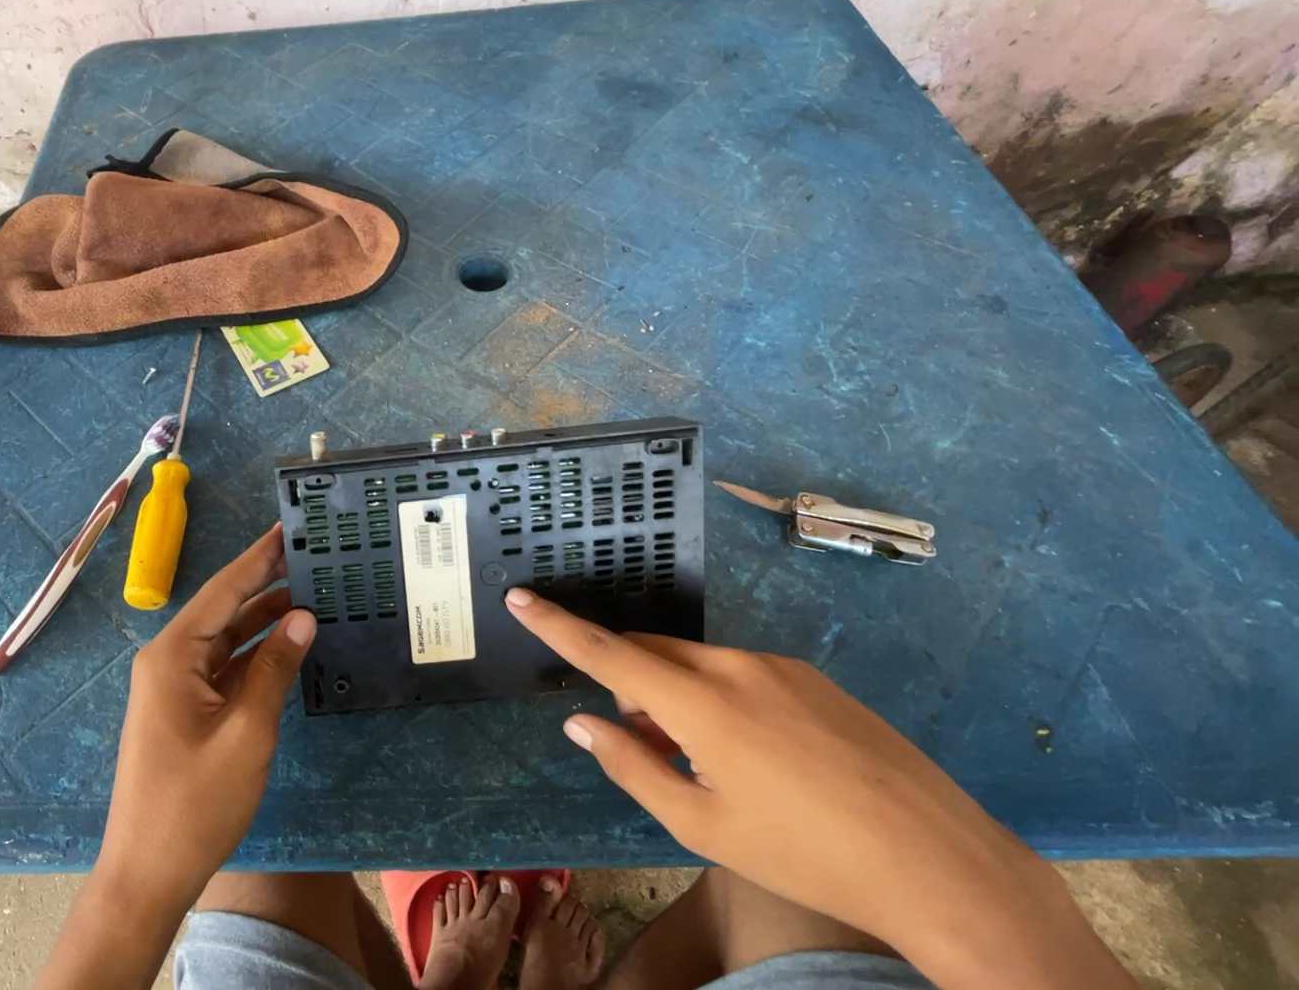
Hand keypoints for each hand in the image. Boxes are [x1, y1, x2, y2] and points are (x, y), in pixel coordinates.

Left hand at [42, 526, 314, 989]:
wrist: (149, 873)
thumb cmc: (196, 803)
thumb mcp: (247, 731)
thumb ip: (275, 669)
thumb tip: (303, 618)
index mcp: (173, 655)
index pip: (223, 591)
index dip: (258, 558)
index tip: (287, 528)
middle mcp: (169, 661)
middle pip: (224, 610)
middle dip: (267, 584)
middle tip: (312, 557)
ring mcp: (176, 687)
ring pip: (227, 639)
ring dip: (265, 620)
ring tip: (313, 592)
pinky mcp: (186, 710)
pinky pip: (225, 669)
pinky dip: (257, 655)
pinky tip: (290, 643)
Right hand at [504, 588, 1135, 989]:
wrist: (940, 863)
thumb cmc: (804, 854)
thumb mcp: (702, 826)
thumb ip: (632, 766)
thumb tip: (582, 723)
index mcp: (702, 704)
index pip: (608, 653)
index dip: (558, 626)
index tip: (521, 598)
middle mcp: (737, 666)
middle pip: (653, 653)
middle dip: (627, 680)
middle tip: (637, 735)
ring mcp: (782, 667)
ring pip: (697, 662)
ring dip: (674, 693)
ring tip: (699, 758)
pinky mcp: (816, 679)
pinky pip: (741, 672)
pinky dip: (716, 696)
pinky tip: (751, 753)